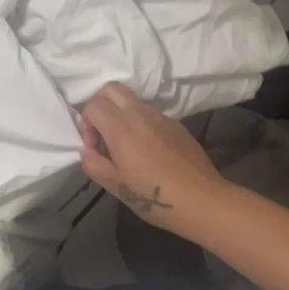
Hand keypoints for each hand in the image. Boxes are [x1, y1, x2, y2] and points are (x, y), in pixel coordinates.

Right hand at [78, 82, 230, 236]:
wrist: (202, 200)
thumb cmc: (155, 197)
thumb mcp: (117, 187)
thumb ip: (94, 165)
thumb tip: (87, 151)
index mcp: (122, 127)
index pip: (93, 105)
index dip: (86, 124)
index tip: (93, 149)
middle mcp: (140, 113)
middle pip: (111, 89)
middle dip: (99, 106)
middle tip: (102, 135)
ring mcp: (161, 117)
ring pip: (132, 100)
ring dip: (120, 115)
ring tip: (125, 147)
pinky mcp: (176, 125)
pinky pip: (150, 114)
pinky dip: (140, 123)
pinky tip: (148, 152)